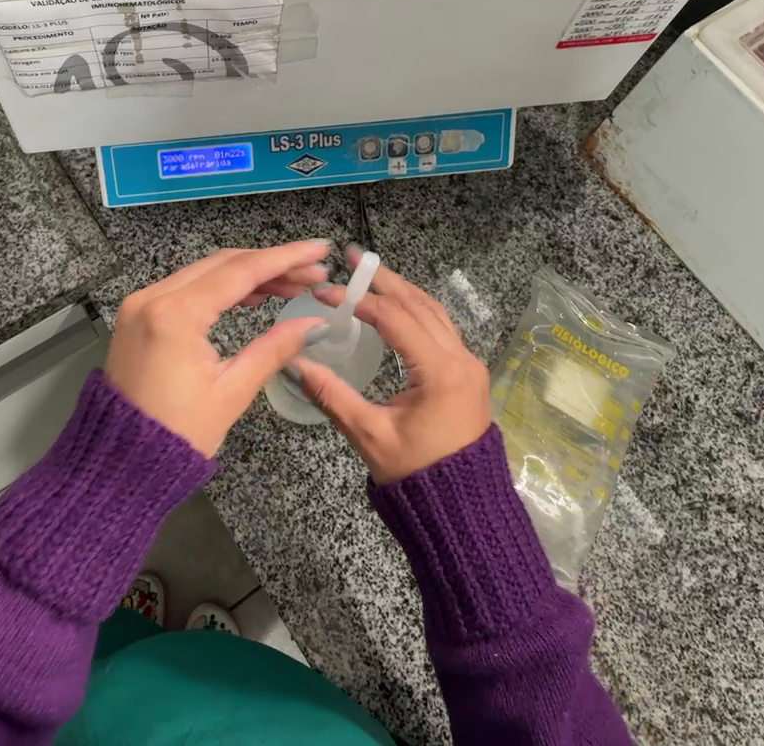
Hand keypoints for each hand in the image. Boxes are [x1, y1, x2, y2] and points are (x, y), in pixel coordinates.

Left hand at [104, 241, 330, 456]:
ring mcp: (141, 304)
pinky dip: (221, 287)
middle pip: (223, 263)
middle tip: (313, 273)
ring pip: (205, 272)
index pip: (241, 271)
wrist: (118, 463)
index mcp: (175, 315)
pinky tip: (253, 296)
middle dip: (272, 264)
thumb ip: (274, 349)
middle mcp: (152, 298)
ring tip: (292, 285)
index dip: (286, 258)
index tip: (319, 250)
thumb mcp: (232, 392)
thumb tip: (314, 324)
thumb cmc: (176, 434)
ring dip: (248, 274)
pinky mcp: (138, 316)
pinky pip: (187, 287)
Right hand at [292, 245, 492, 483]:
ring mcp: (469, 364)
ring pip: (434, 312)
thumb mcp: (370, 435)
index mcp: (439, 371)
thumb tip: (295, 363)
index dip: (358, 300)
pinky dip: (416, 309)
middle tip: (353, 255)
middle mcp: (460, 359)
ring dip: (402, 290)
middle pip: (419, 304)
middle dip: (384, 278)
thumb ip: (332, 395)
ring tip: (372, 272)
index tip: (326, 292)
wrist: (464, 509)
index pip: (394, 318)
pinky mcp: (467, 373)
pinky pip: (441, 328)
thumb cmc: (417, 474)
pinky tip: (397, 305)